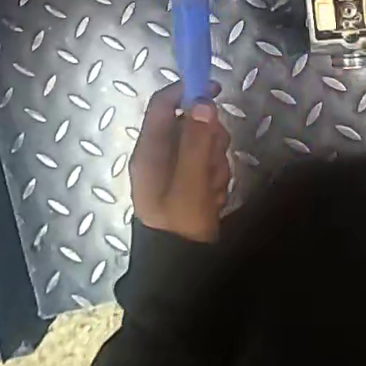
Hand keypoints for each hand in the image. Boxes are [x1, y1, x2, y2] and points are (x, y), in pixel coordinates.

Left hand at [131, 82, 231, 242]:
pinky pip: (208, 164)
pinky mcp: (188, 184)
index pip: (163, 104)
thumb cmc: (180, 227)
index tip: (217, 91)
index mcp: (149, 151)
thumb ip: (195, 142)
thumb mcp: (190, 186)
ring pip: (203, 143)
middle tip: (213, 162)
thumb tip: (202, 101)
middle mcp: (158, 156)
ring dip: (214, 160)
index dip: (187, 91)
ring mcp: (174, 170)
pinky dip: (215, 176)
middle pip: (189, 122)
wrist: (182, 275)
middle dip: (209, 137)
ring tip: (213, 189)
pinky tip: (214, 197)